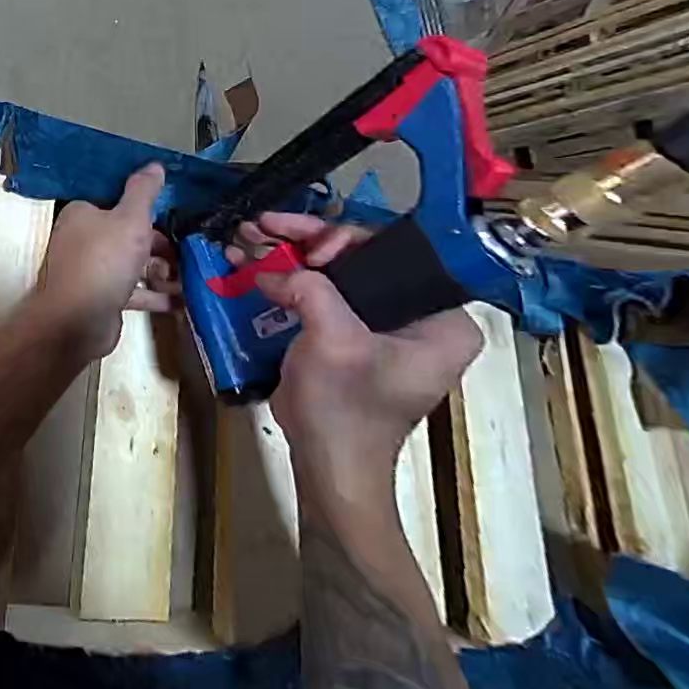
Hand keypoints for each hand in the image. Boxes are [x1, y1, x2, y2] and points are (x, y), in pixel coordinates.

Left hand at [28, 163, 172, 359]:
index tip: (172, 216)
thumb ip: (144, 192)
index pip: (115, 202)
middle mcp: (81, 239)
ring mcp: (89, 271)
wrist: (78, 320)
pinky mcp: (99, 298)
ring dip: (160, 271)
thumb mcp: (131, 219)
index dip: (144, 209)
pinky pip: (131, 291)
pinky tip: (181, 301)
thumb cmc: (104, 260)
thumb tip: (154, 165)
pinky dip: (154, 295)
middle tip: (187, 252)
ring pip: (130, 264)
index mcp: (82, 214)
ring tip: (189, 278)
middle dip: (159, 245)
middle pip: (126, 235)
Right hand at [234, 214, 481, 494]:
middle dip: (307, 240)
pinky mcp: (346, 334)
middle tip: (267, 225)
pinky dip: (286, 278)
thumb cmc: (345, 408)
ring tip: (248, 234)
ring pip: (333, 271)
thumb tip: (271, 269)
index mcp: (440, 319)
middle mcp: (415, 316)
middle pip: (359, 256)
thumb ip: (310, 290)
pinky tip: (250, 264)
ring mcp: (377, 325)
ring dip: (289, 253)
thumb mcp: (333, 342)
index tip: (310, 250)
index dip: (349, 240)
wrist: (326, 463)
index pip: (398, 254)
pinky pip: (318, 293)